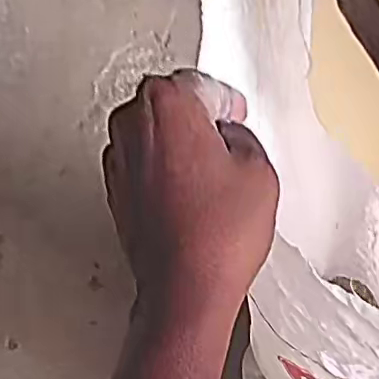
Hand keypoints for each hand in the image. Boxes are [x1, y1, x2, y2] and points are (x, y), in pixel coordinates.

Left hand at [103, 70, 280, 316]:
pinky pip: (145, 176)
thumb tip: (230, 142)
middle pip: (170, 110)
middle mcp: (131, 128)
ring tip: (208, 187)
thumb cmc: (217, 239)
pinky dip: (164, 182)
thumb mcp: (260, 172)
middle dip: (196, 126)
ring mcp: (118, 166)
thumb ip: (244, 138)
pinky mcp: (117, 201)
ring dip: (178, 155)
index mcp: (166, 104)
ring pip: (154, 143)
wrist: (186, 293)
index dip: (225, 103)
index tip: (233, 114)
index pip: (201, 86)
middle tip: (224, 149)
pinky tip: (190, 207)